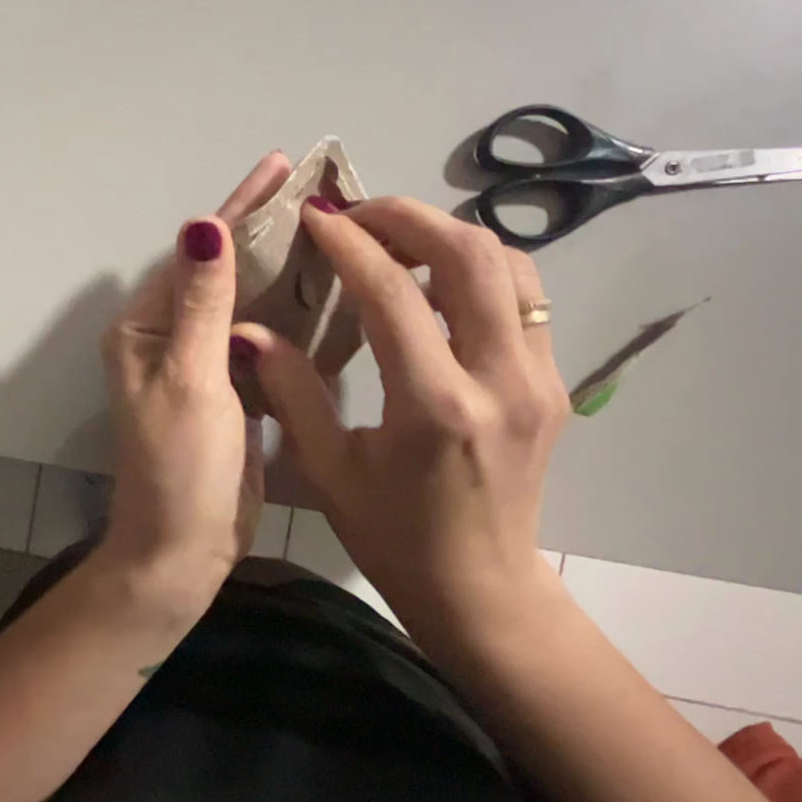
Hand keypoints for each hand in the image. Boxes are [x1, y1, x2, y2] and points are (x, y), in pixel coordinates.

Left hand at [101, 153, 292, 568]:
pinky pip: (257, 339)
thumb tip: (203, 223)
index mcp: (144, 331)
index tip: (280, 165)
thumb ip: (201, 304)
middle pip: (218, 272)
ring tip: (330, 230)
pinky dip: (287, 316)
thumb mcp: (191, 379)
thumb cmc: (180, 467)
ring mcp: (198, 366)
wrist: (183, 549)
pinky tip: (325, 294)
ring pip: (241, 303)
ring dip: (279, 269)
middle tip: (318, 188)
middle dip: (262, 231)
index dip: (237, 209)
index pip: (194, 255)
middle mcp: (165, 340)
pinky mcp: (226, 392)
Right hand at [233, 196, 568, 607]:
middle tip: (355, 213)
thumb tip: (248, 330)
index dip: (349, 243)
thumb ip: (290, 390)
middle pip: (469, 254)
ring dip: (448, 236)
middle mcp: (499, 380)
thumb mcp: (326, 470)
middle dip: (407, 216)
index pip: (393, 293)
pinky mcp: (554, 382)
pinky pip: (523, 296)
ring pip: (509, 264)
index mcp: (435, 407)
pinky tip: (433, 282)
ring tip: (392, 241)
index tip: (315, 215)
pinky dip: (477, 268)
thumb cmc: (391, 536)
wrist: (480, 588)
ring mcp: (539, 378)